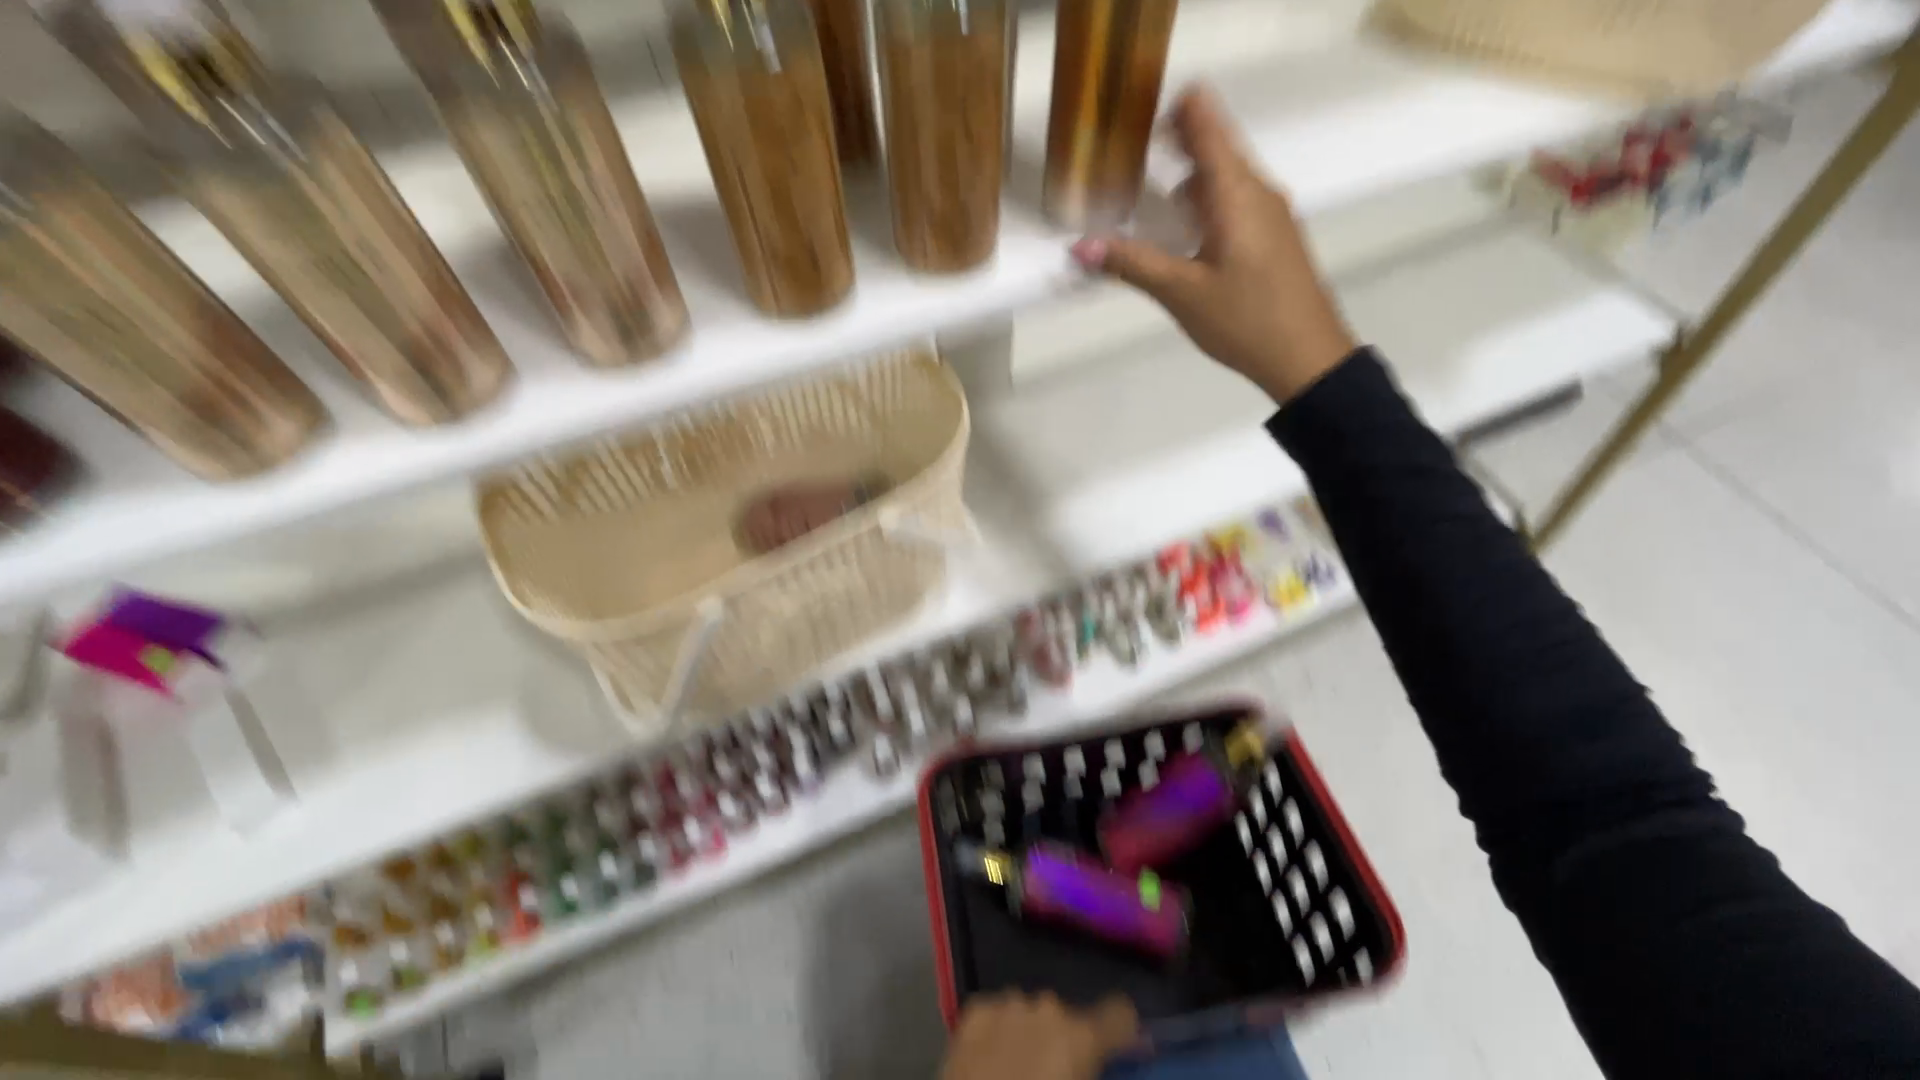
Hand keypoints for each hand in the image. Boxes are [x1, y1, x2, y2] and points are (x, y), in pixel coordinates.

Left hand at [940, 992, 1138, 1079]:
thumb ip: (1097, 1072)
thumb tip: (1098, 1067)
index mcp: (1081, 1036)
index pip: (1120, 1013)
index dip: (1123, 1033)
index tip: (1119, 1052)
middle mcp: (1047, 1009)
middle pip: (1070, 1018)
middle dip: (1067, 1042)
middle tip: (1055, 1076)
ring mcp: (1008, 1003)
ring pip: (1032, 1014)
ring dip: (1032, 1035)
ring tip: (1018, 1070)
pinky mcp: (976, 1009)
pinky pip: (1000, 1014)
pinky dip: (1001, 1032)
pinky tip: (990, 1061)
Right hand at [1071, 85, 1358, 404]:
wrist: (1309, 358)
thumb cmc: (1245, 320)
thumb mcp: (1181, 293)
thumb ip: (1130, 264)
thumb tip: (1078, 249)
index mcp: (1236, 192)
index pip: (1206, 122)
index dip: (1172, 110)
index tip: (1134, 121)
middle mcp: (1258, 190)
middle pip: (1214, 145)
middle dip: (1172, 145)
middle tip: (1126, 161)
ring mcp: (1272, 212)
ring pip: (1225, 176)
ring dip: (1187, 177)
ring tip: (1146, 199)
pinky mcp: (1275, 236)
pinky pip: (1236, 200)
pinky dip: (1206, 201)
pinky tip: (1184, 233)